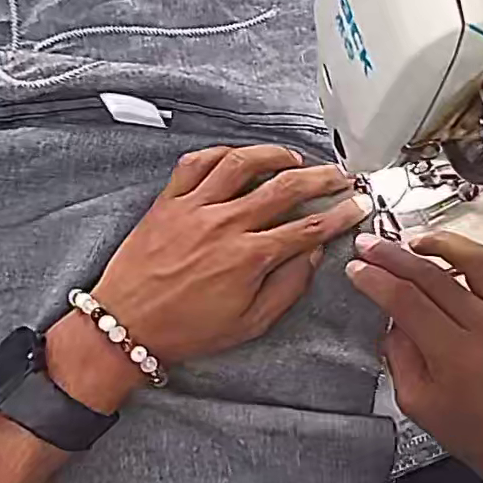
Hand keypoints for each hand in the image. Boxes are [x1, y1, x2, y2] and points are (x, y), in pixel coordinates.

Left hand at [92, 144, 371, 363]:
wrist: (128, 326)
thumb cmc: (186, 329)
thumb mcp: (250, 323)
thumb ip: (287, 286)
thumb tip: (312, 255)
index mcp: (248, 257)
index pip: (308, 227)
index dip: (339, 214)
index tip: (354, 205)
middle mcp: (225, 225)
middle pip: (285, 187)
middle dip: (320, 178)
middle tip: (337, 175)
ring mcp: (194, 208)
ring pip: (242, 164)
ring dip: (274, 154)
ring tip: (294, 157)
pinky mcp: (169, 202)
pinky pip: (196, 163)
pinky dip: (221, 153)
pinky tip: (237, 156)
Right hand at [344, 231, 482, 482]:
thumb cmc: (476, 432)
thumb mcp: (416, 403)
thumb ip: (399, 355)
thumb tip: (390, 317)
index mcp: (456, 357)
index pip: (406, 300)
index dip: (375, 279)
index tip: (358, 270)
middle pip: (433, 274)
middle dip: (393, 255)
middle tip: (371, 246)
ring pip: (478, 260)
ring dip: (441, 243)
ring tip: (416, 241)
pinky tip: (468, 255)